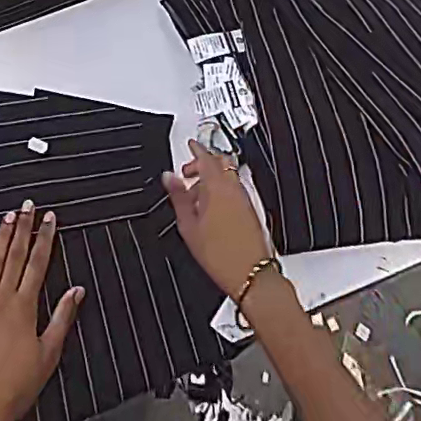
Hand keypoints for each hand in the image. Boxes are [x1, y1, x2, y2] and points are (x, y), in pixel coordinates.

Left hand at [0, 201, 82, 420]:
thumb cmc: (14, 387)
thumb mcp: (48, 354)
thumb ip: (62, 318)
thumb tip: (76, 292)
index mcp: (24, 308)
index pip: (37, 264)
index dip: (45, 238)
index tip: (49, 220)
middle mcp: (1, 301)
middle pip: (14, 255)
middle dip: (24, 228)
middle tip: (28, 207)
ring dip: (1, 237)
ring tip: (7, 216)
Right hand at [162, 139, 272, 297]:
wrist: (251, 275)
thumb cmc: (221, 255)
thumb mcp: (188, 225)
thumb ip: (178, 197)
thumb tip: (169, 178)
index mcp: (217, 188)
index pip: (206, 158)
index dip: (196, 150)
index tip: (190, 145)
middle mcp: (234, 190)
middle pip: (221, 163)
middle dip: (204, 162)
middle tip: (188, 170)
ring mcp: (245, 200)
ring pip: (228, 176)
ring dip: (212, 177)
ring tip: (195, 193)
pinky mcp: (250, 211)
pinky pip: (234, 190)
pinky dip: (221, 189)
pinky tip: (210, 207)